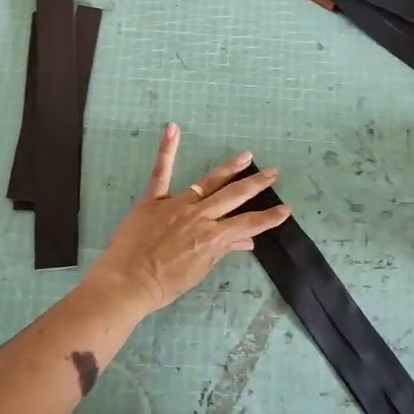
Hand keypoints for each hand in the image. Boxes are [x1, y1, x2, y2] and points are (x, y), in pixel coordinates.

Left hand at [84, 124, 291, 314]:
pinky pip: (161, 172)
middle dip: (256, 184)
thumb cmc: (165, 284)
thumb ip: (222, 251)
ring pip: (208, 182)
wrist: (128, 282)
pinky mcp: (153, 200)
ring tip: (246, 156)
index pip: (249, 223)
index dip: (269, 218)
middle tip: (272, 173)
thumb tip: (247, 241)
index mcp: (213, 237)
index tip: (286, 210)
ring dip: (229, 168)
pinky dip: (166, 150)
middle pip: (234, 196)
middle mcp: (200, 216)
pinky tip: (172, 128)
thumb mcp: (200, 271)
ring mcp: (177, 204)